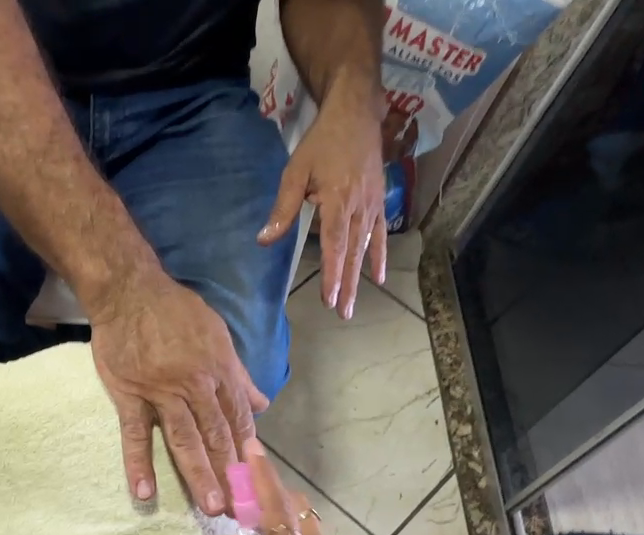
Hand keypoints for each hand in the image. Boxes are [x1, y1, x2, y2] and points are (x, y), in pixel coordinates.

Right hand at [86, 272, 269, 513]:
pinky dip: (138, 464)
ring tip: (211, 506)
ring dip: (199, 474)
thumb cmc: (174, 311)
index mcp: (219, 370)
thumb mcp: (217, 334)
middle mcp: (196, 385)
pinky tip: (144, 491)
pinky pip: (136, 435)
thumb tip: (262, 403)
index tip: (257, 480)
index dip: (248, 451)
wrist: (129, 290)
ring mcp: (162, 393)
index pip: (239, 418)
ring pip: (185, 440)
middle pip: (216, 435)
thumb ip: (238, 374)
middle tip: (240, 507)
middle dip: (230, 473)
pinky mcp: (130, 396)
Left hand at [259, 87, 386, 320]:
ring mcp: (371, 206)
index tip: (328, 298)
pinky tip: (378, 277)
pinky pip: (380, 234)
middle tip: (341, 313)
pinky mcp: (378, 201)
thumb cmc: (322, 141)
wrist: (356, 112)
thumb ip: (283, 208)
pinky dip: (379, 256)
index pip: (334, 246)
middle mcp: (358, 208)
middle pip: (350, 254)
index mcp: (337, 201)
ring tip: (352, 305)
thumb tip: (264, 240)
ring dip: (358, 278)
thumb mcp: (296, 171)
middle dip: (345, 286)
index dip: (332, 274)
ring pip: (364, 249)